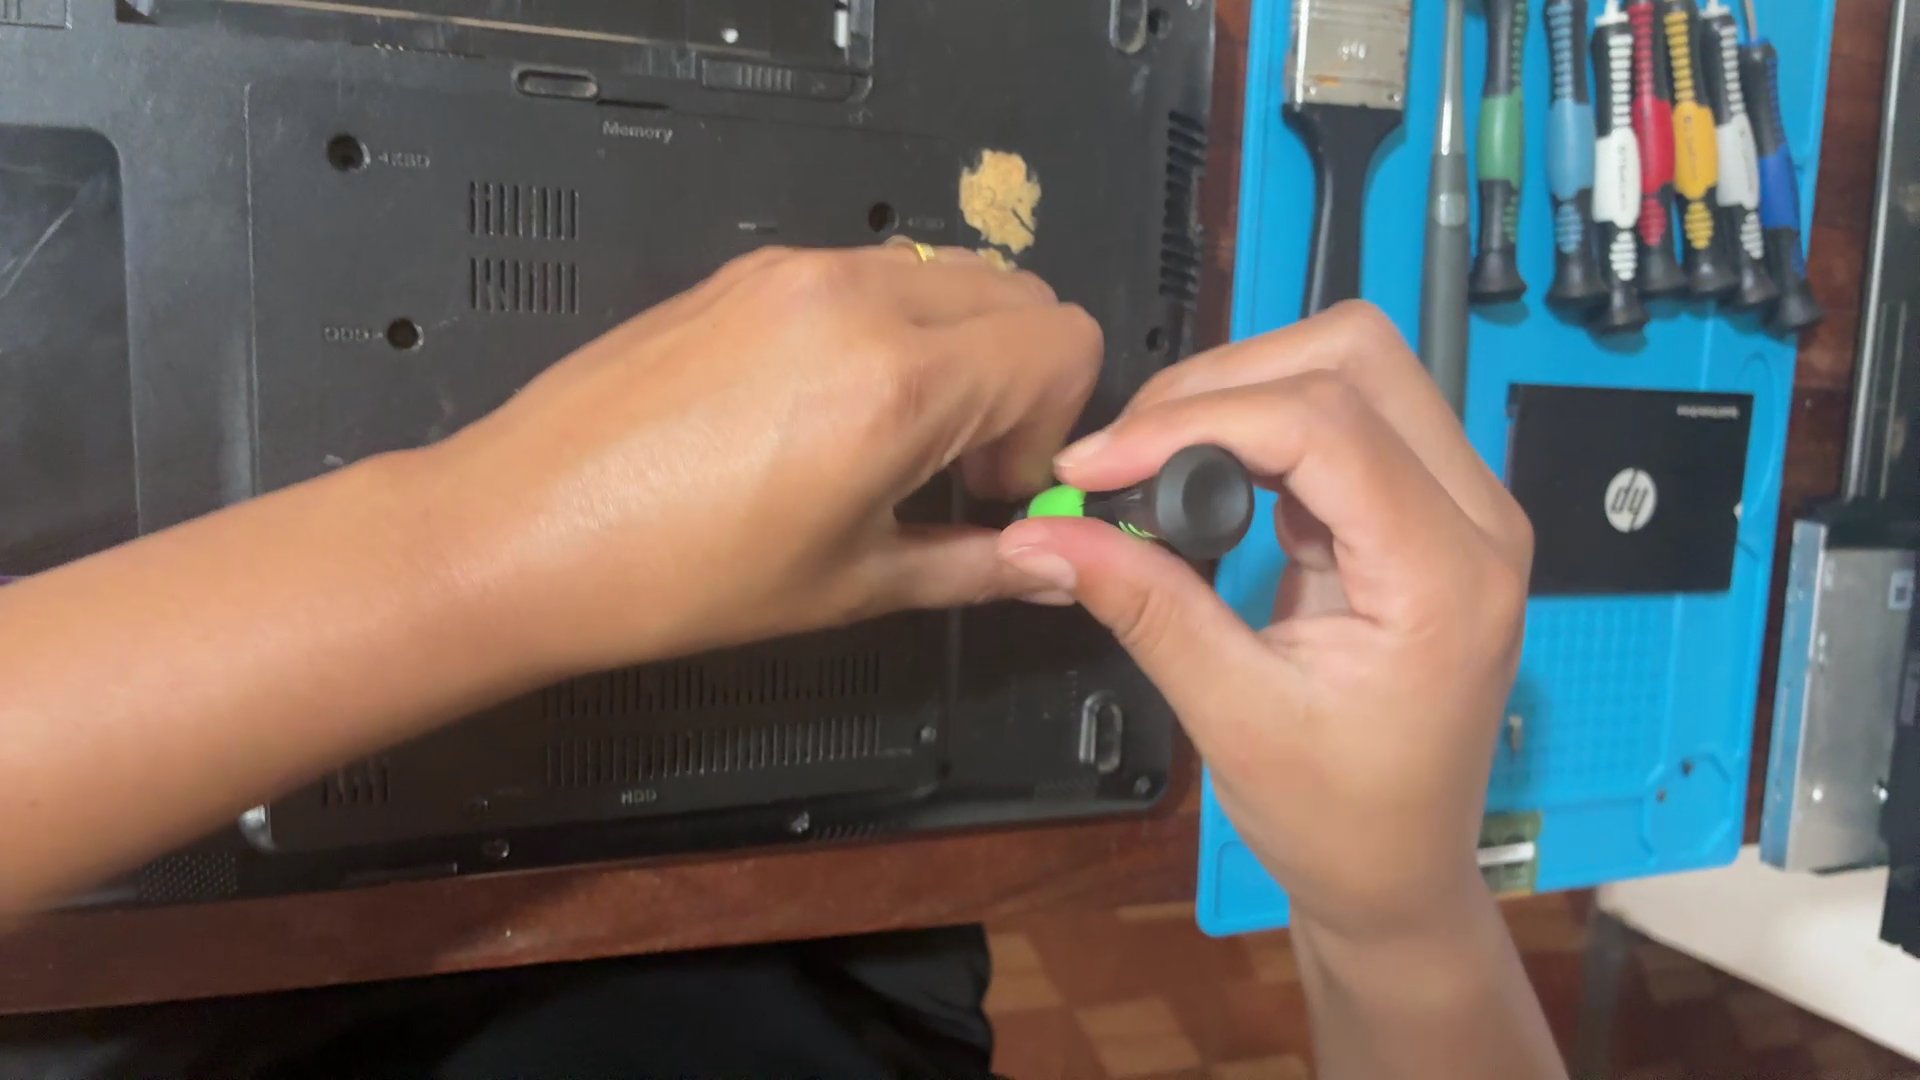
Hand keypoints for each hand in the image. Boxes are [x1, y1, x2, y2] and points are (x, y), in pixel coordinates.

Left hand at [414, 243, 1100, 674]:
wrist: (521, 529)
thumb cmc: (690, 579)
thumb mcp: (856, 585)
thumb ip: (980, 568)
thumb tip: (1059, 570)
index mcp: (901, 382)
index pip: (1065, 344)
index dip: (1054, 426)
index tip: (992, 490)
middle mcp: (863, 297)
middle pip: (1025, 295)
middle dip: (1023, 384)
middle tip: (958, 464)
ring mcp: (802, 268)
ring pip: (957, 274)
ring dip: (968, 351)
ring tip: (901, 432)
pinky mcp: (756, 267)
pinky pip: (882, 272)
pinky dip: (905, 329)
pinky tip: (838, 402)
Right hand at [995, 302, 1532, 941]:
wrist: (1394, 868)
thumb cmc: (1331, 814)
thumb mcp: (1227, 713)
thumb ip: (1140, 605)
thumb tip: (1037, 534)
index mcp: (1443, 571)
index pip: (1319, 425)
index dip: (1191, 424)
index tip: (1092, 466)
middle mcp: (1470, 512)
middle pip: (1351, 356)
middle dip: (1220, 381)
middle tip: (1126, 449)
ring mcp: (1449, 502)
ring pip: (1346, 366)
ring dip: (1235, 390)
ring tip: (1150, 453)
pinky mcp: (1409, 506)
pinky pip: (1334, 414)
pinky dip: (1252, 421)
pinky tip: (1198, 471)